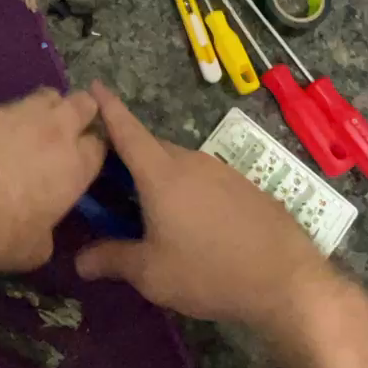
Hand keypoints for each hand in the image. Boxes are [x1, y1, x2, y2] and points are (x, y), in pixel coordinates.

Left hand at [0, 88, 105, 284]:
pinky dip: (15, 118)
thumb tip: (46, 216)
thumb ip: (53, 222)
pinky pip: (12, 106)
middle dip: (82, 116)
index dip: (94, 152)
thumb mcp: (40, 247)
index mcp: (75, 164)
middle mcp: (53, 131)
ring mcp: (18, 115)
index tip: (84, 163)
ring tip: (35, 132)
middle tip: (68, 136)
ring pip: (49, 96)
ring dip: (49, 110)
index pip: (102, 143)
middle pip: (84, 104)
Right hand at [77, 81, 338, 335]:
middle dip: (128, 157)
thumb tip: (80, 262)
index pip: (127, 131)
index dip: (108, 108)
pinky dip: (189, 190)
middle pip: (151, 149)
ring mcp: (224, 172)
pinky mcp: (247, 188)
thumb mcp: (151, 273)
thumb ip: (112, 260)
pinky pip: (206, 180)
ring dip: (160, 178)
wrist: (288, 282)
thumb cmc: (208, 272)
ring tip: (150, 209)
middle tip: (110, 182)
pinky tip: (193, 223)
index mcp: (161, 174)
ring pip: (180, 165)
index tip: (94, 85)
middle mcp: (192, 162)